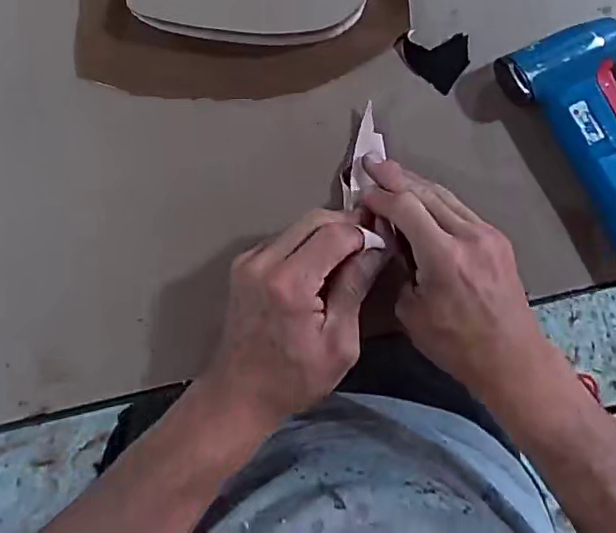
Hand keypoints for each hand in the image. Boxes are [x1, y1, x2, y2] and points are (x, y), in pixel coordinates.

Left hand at [200, 210, 387, 428]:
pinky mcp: (243, 263)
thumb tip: (375, 249)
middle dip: (347, 225)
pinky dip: (308, 241)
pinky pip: (285, 236)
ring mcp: (249, 260)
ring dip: (327, 232)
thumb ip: (355, 289)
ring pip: (300, 224)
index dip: (363, 235)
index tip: (380, 248)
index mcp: (289, 284)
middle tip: (368, 244)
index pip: (335, 233)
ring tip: (347, 255)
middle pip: (316, 219)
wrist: (235, 397)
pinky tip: (320, 264)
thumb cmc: (293, 379)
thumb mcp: (339, 344)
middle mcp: (264, 262)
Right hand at [360, 158, 563, 405]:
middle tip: (373, 163)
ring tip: (393, 173)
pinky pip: (460, 209)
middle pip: (427, 194)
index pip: (408, 208)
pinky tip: (422, 197)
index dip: (383, 196)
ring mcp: (487, 233)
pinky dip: (437, 200)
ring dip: (418, 184)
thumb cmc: (455, 345)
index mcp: (444, 257)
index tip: (363, 190)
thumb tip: (391, 238)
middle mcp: (468, 236)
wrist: (511, 355)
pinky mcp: (496, 237)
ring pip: (446, 196)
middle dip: (398, 178)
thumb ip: (399, 268)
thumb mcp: (412, 312)